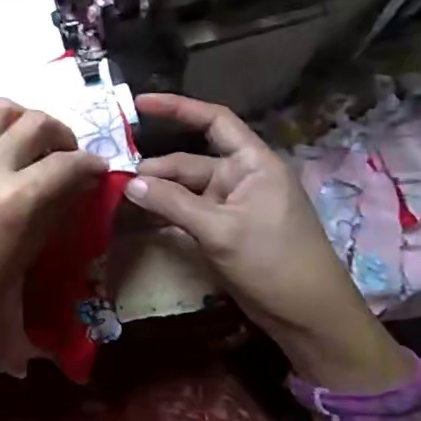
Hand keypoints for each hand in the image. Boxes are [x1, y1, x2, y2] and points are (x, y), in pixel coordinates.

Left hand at [0, 99, 106, 350]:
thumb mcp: (34, 245)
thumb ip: (60, 204)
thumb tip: (84, 179)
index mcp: (16, 197)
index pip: (66, 162)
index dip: (91, 163)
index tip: (98, 168)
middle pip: (36, 121)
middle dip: (61, 133)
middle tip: (66, 154)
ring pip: (0, 108)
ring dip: (24, 118)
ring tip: (31, 140)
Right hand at [125, 94, 404, 385]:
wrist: (307, 315)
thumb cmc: (274, 262)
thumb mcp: (221, 230)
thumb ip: (173, 204)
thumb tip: (128, 182)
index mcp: (252, 164)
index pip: (213, 121)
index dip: (177, 108)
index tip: (138, 105)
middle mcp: (241, 178)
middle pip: (189, 162)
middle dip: (154, 168)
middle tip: (113, 179)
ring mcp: (231, 206)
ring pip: (185, 190)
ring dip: (156, 194)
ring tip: (118, 199)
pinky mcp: (223, 231)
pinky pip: (188, 214)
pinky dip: (165, 214)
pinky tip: (138, 218)